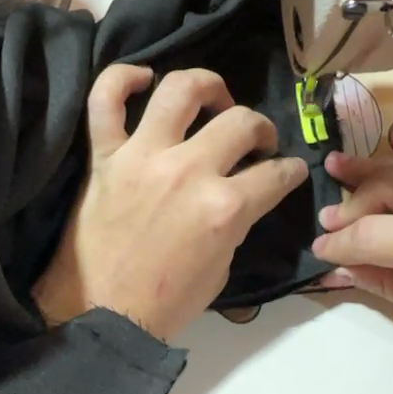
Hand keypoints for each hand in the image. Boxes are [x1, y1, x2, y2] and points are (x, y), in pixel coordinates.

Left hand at [34, 65, 308, 340]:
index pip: (275, 174)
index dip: (290, 171)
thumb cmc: (166, 302)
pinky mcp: (104, 157)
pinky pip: (104, 100)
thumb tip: (240, 196)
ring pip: (180, 90)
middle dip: (260, 128)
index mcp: (224, 208)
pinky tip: (141, 79)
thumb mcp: (221, 267)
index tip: (289, 170)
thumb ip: (235, 223)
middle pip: (240, 122)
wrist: (102, 314)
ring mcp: (143, 157)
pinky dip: (121, 79)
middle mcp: (188, 171)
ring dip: (207, 86)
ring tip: (213, 99)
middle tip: (256, 142)